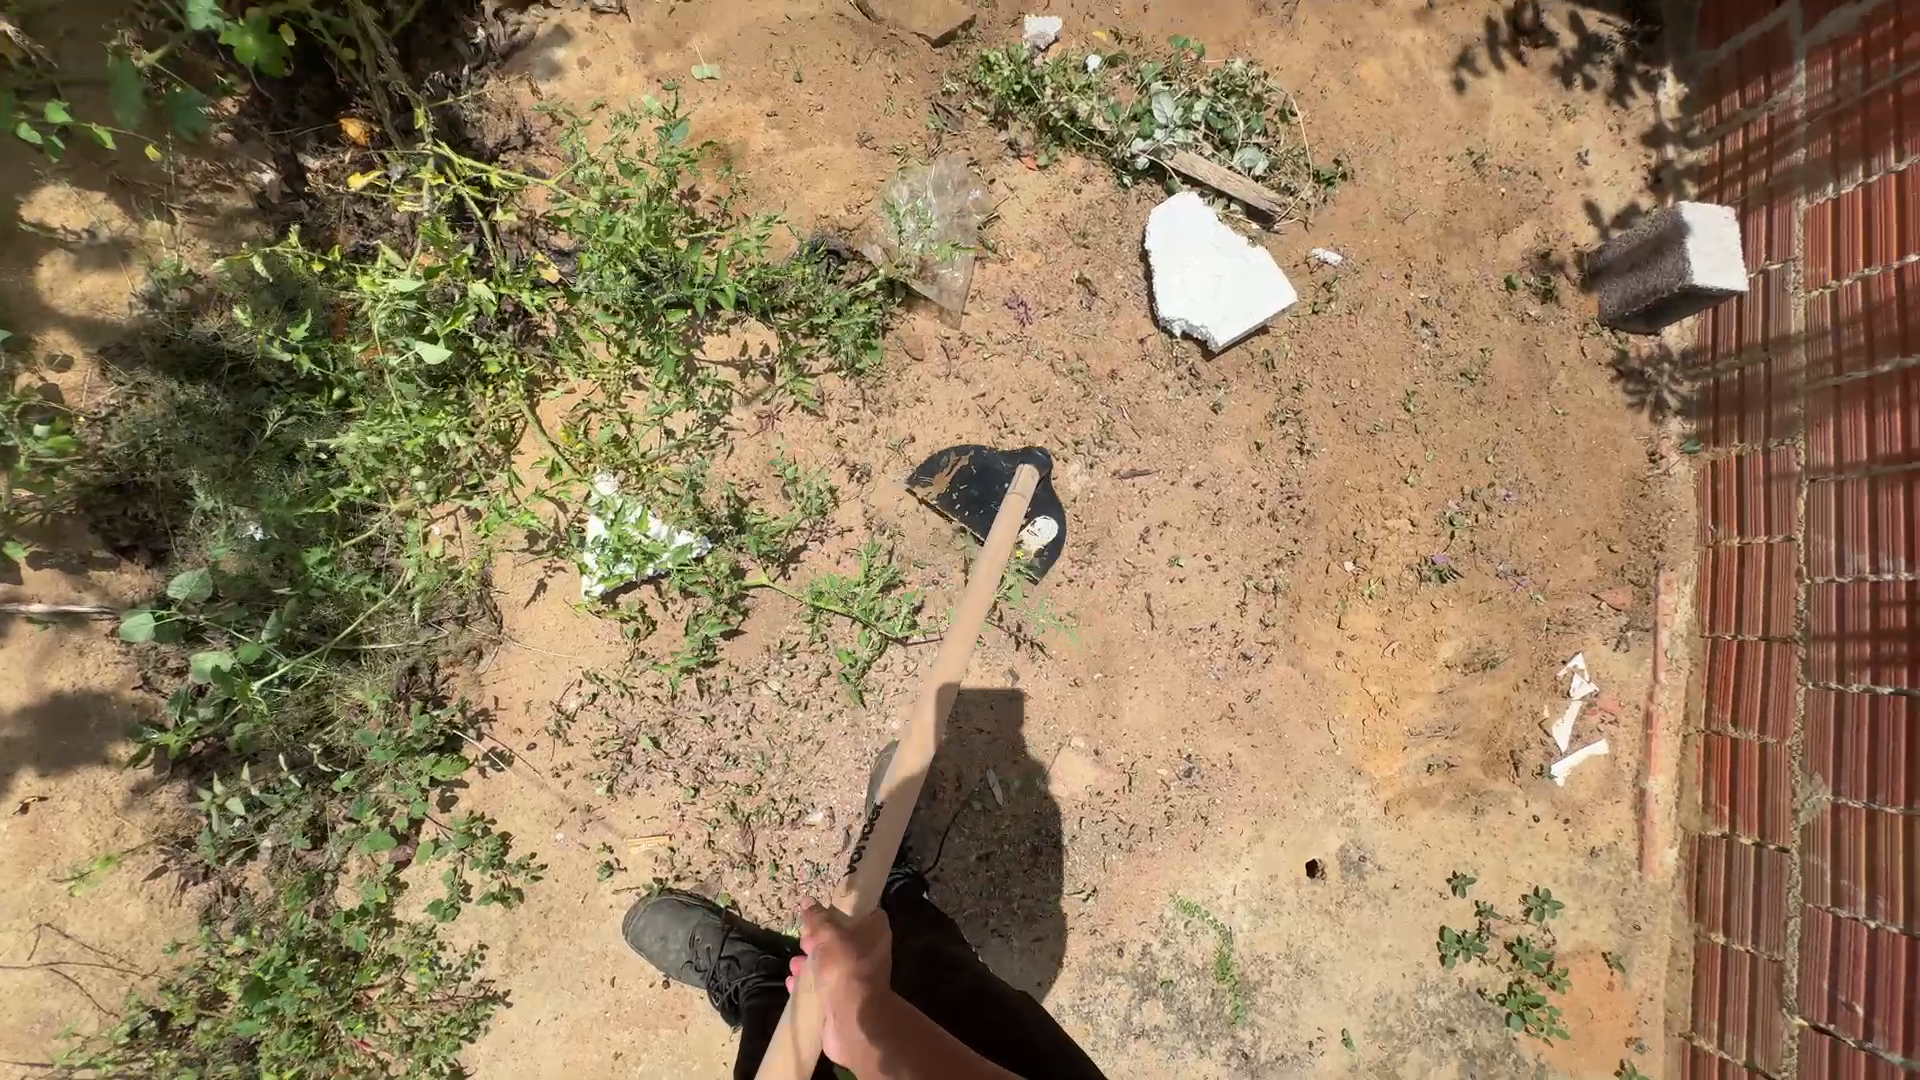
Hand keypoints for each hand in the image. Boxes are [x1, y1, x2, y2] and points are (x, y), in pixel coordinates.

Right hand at [786, 901, 891, 1064]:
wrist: (852, 1019)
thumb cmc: (845, 966)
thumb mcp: (828, 935)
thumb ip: (817, 918)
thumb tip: (807, 900)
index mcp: (875, 931)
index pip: (862, 912)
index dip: (842, 910)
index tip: (824, 910)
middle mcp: (870, 953)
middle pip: (843, 939)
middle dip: (820, 939)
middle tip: (804, 939)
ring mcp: (858, 978)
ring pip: (831, 965)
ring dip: (811, 963)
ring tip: (794, 963)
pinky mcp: (845, 1000)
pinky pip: (824, 987)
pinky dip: (808, 985)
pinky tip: (792, 983)